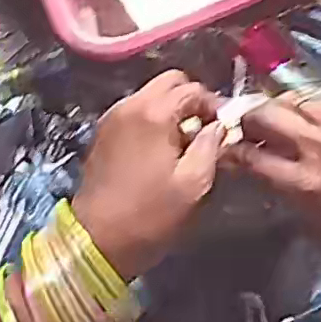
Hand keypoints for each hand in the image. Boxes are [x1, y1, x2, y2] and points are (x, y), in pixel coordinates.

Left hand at [70, 70, 221, 278]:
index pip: (192, 89)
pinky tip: (161, 148)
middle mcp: (130, 105)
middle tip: (204, 129)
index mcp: (153, 113)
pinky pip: (135, 110)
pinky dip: (152, 119)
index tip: (224, 127)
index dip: (213, 104)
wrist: (96, 239)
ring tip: (184, 142)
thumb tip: (219, 126)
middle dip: (191, 99)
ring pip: (150, 94)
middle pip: (169, 82)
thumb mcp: (193, 184)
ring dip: (171, 109)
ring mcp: (113, 116)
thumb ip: (211, 146)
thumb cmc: (149, 214)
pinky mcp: (103, 131)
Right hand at [230, 98, 320, 293]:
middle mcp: (319, 145)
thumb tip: (264, 175)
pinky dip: (308, 110)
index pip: (246, 154)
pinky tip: (312, 124)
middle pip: (261, 113)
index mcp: (306, 184)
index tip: (220, 149)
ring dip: (276, 110)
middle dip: (244, 119)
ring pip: (290, 99)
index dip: (227, 149)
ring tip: (275, 122)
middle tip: (242, 128)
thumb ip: (288, 198)